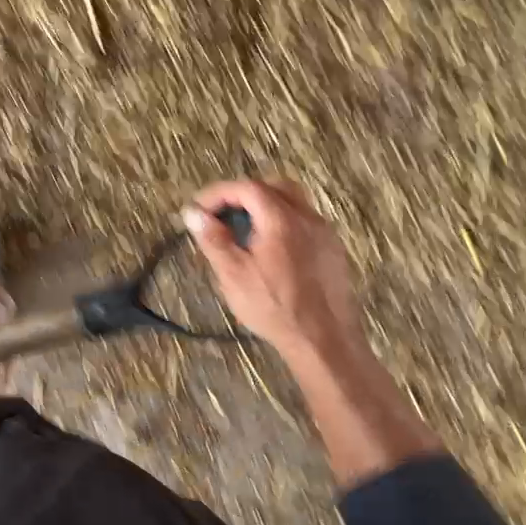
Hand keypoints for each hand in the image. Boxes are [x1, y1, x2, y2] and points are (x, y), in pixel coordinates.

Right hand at [184, 179, 367, 363]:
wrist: (323, 338)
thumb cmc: (273, 306)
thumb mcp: (233, 274)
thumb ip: (213, 239)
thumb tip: (193, 213)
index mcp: (282, 220)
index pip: (248, 188)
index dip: (219, 193)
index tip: (199, 210)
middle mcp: (308, 219)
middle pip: (275, 187)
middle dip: (244, 194)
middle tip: (221, 215)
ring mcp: (325, 234)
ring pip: (293, 203)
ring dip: (264, 208)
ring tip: (242, 234)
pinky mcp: (332, 251)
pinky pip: (304, 223)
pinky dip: (280, 224)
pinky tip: (267, 252)